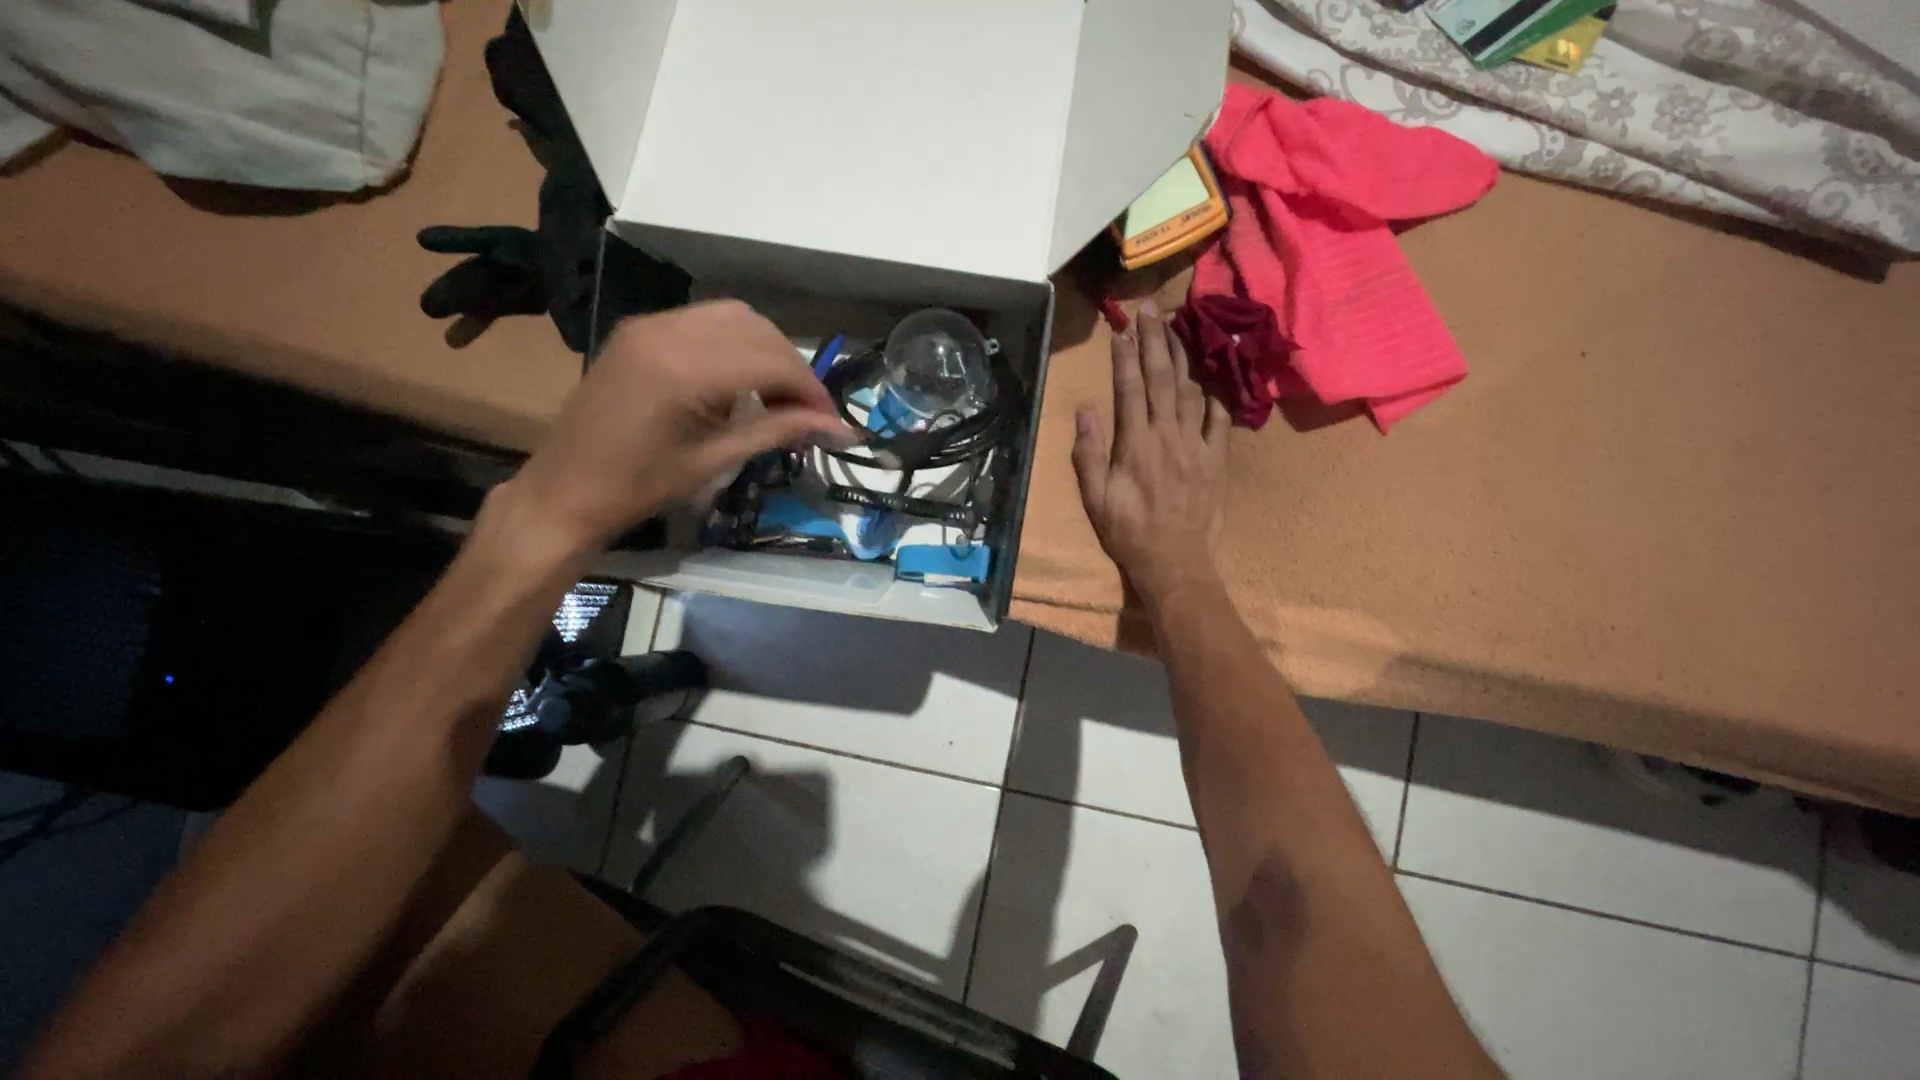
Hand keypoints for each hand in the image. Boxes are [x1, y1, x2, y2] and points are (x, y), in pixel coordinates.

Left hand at [495, 300, 852, 555]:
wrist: (564, 492)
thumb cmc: (639, 488)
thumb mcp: (714, 461)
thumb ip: (778, 431)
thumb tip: (839, 428)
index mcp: (685, 370)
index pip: (772, 361)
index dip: (810, 389)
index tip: (829, 421)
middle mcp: (668, 332)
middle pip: (758, 330)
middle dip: (792, 367)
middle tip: (806, 411)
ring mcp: (649, 326)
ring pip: (733, 317)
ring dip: (766, 349)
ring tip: (776, 395)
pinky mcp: (638, 330)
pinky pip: (703, 321)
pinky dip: (734, 343)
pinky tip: (738, 380)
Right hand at [1072, 303, 1230, 608]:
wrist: (1175, 563)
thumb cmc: (1128, 532)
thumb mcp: (1095, 499)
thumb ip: (1088, 453)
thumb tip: (1085, 411)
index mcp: (1135, 444)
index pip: (1130, 388)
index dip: (1126, 355)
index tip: (1122, 327)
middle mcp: (1168, 437)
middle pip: (1163, 378)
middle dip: (1155, 340)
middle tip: (1151, 310)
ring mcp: (1197, 447)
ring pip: (1191, 392)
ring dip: (1183, 359)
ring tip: (1176, 331)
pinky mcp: (1217, 461)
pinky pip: (1219, 421)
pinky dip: (1213, 398)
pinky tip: (1207, 383)